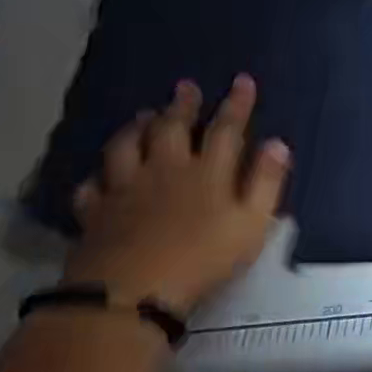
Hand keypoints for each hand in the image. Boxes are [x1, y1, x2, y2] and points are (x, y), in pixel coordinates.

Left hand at [61, 75, 289, 317]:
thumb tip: (278, 144)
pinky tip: (103, 173)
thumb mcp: (253, 222)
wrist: (132, 290)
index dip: (236, 104)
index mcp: (208, 172)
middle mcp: (165, 170)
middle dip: (182, 106)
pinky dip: (100, 173)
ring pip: (127, 146)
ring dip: (137, 127)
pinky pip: (93, 184)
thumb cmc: (206, 256)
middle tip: (185, 86)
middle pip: (172, 129)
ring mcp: (125, 189)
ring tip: (143, 115)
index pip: (226, 129)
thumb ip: (267, 182)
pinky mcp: (96, 212)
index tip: (242, 80)